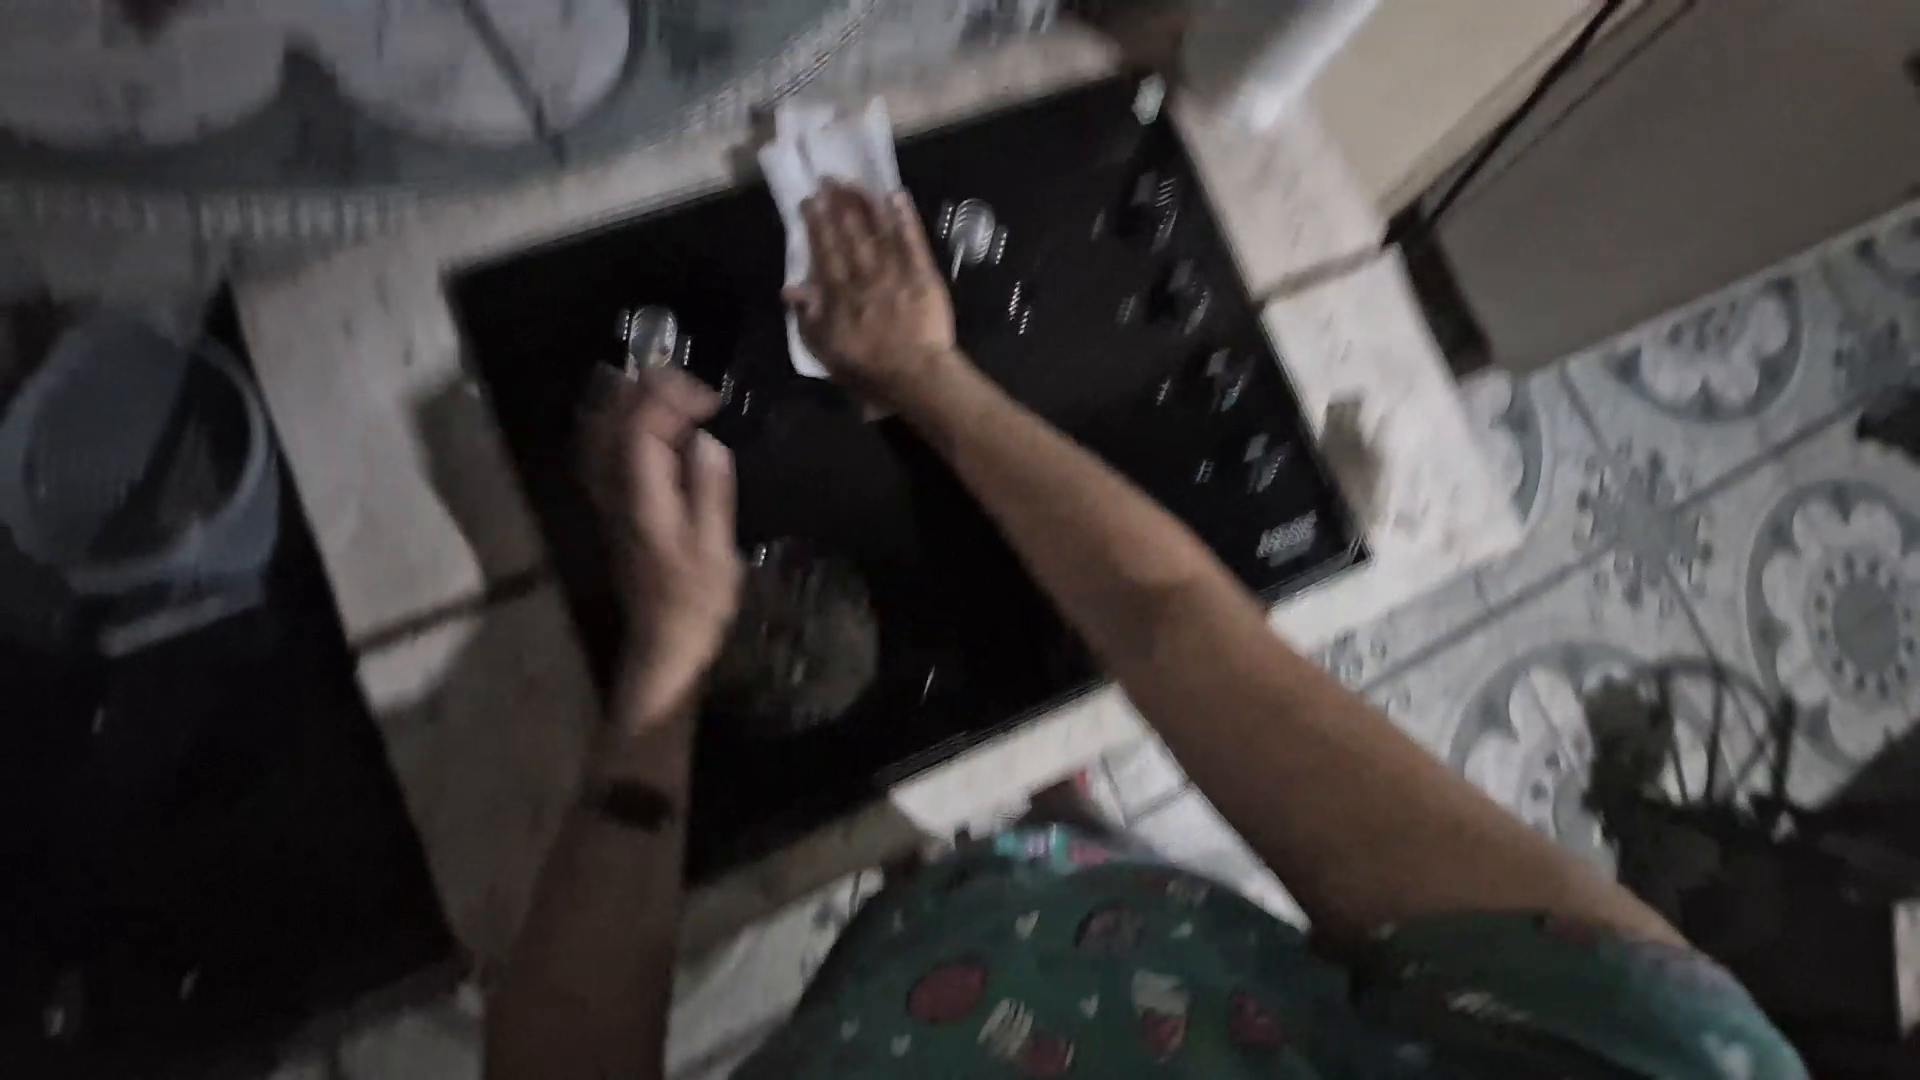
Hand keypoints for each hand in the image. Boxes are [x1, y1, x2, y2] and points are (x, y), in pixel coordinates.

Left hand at [579, 367, 741, 712]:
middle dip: (644, 389)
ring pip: (596, 436)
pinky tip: (622, 416)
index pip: (642, 429)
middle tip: (685, 382)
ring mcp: (606, 501)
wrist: (662, 641)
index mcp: (643, 500)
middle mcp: (614, 494)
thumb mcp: (716, 549)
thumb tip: (708, 441)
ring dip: (618, 401)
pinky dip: (607, 425)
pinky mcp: (610, 510)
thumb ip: (710, 491)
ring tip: (647, 379)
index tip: (709, 399)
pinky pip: (597, 454)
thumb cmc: (696, 601)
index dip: (671, 400)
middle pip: (612, 423)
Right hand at [784, 182, 961, 408]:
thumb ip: (808, 317)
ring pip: (878, 230)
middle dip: (838, 204)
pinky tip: (897, 197)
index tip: (811, 200)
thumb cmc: (868, 369)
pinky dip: (905, 218)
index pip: (825, 250)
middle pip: (849, 234)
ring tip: (855, 182)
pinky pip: (913, 241)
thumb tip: (790, 288)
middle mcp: (864, 275)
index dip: (817, 223)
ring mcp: (896, 272)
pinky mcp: (923, 276)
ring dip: (866, 203)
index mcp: (839, 293)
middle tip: (829, 178)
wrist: (915, 376)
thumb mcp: (827, 349)